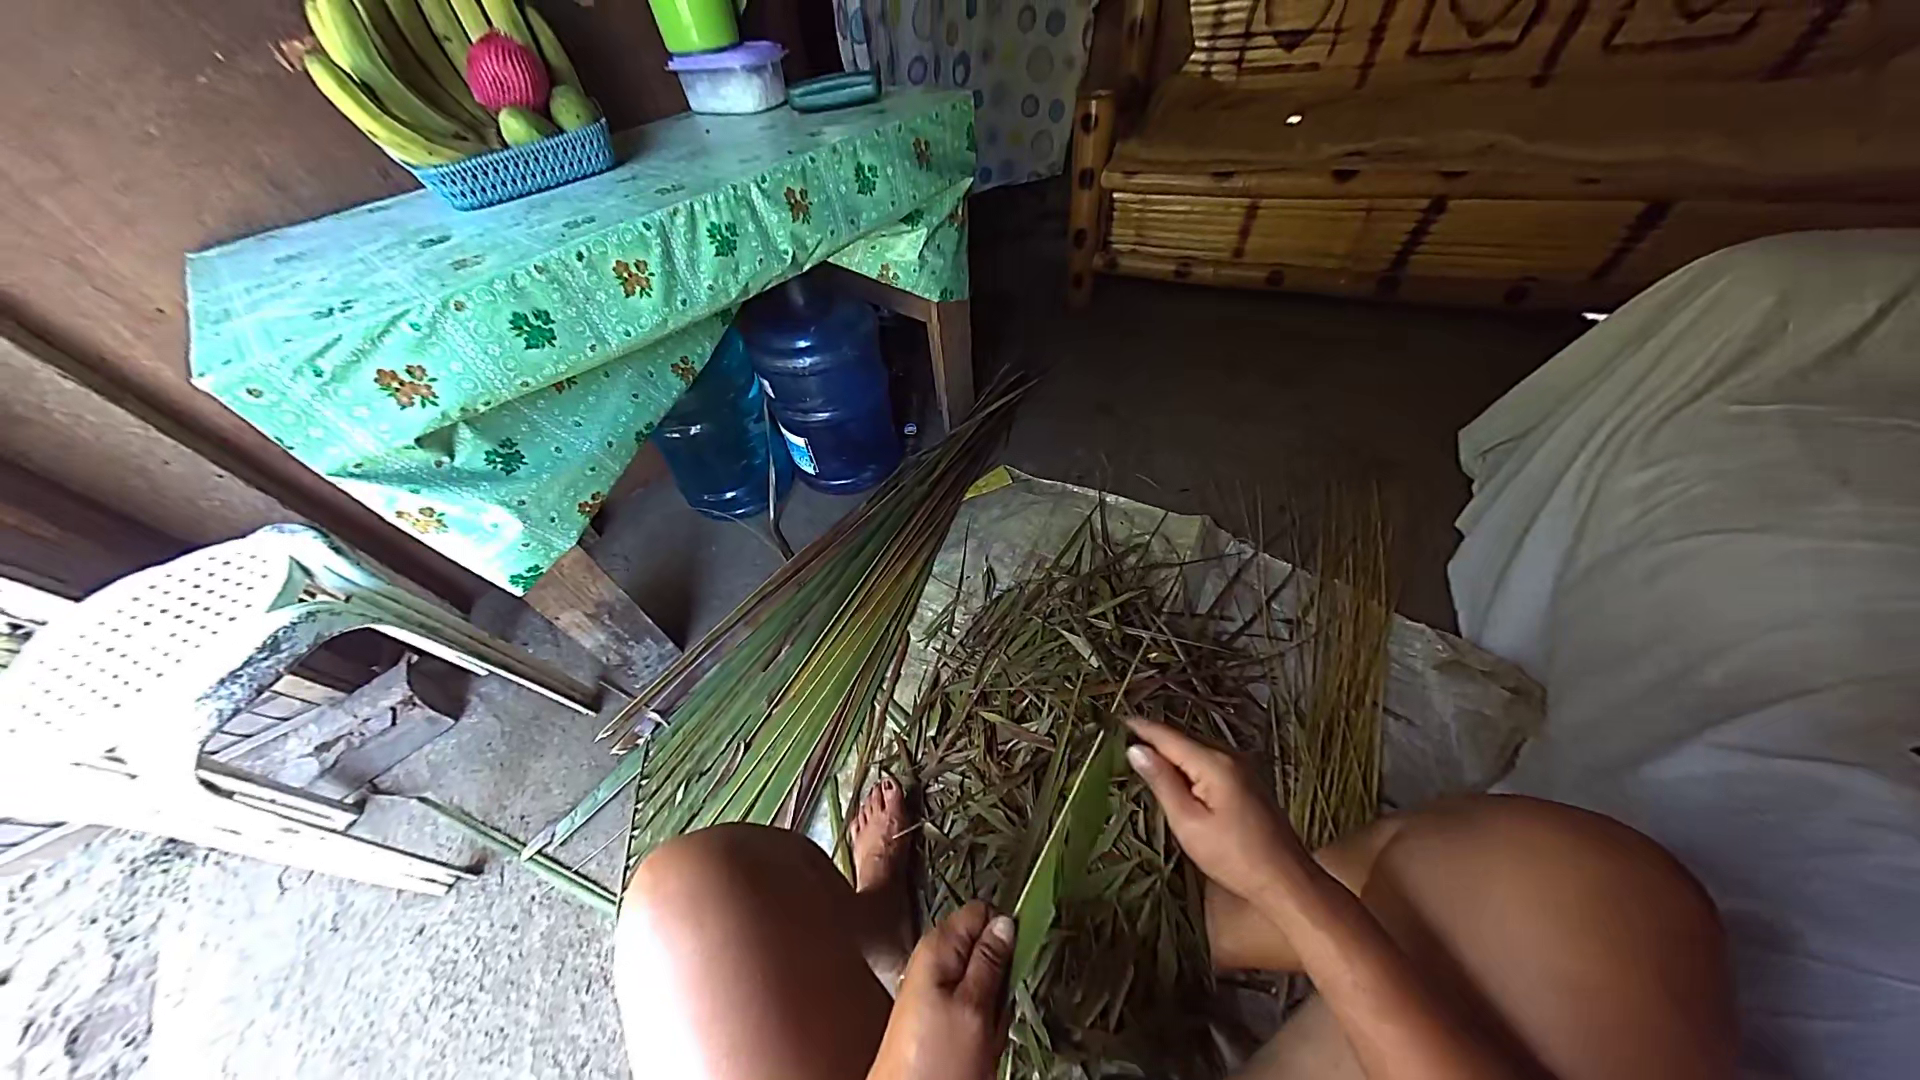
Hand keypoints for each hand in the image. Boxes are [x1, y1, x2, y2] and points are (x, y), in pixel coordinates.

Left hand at [867, 900, 1015, 1079]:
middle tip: (994, 1009)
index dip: (1002, 932)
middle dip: (999, 979)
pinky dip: (983, 1026)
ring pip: (985, 983)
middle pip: (985, 949)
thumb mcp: (973, 1008)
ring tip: (984, 1034)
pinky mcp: (940, 1016)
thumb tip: (1006, 921)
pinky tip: (977, 1047)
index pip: (980, 912)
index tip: (1013, 961)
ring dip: (993, 1008)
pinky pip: (975, 1009)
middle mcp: (935, 961)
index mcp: (938, 947)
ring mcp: (936, 989)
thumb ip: (990, 960)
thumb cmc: (935, 1065)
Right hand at [1125, 717, 1308, 898]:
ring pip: (1194, 749)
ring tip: (1138, 754)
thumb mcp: (1188, 822)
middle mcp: (1229, 756)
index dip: (1139, 727)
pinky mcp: (1247, 780)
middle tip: (1119, 740)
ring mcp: (1241, 767)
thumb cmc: (1235, 857)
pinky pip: (1207, 761)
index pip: (1167, 736)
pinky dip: (1185, 762)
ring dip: (1168, 750)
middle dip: (1151, 737)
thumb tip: (1135, 749)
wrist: (1288, 882)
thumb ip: (1162, 781)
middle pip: (1181, 738)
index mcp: (1213, 763)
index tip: (1113, 721)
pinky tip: (1172, 774)